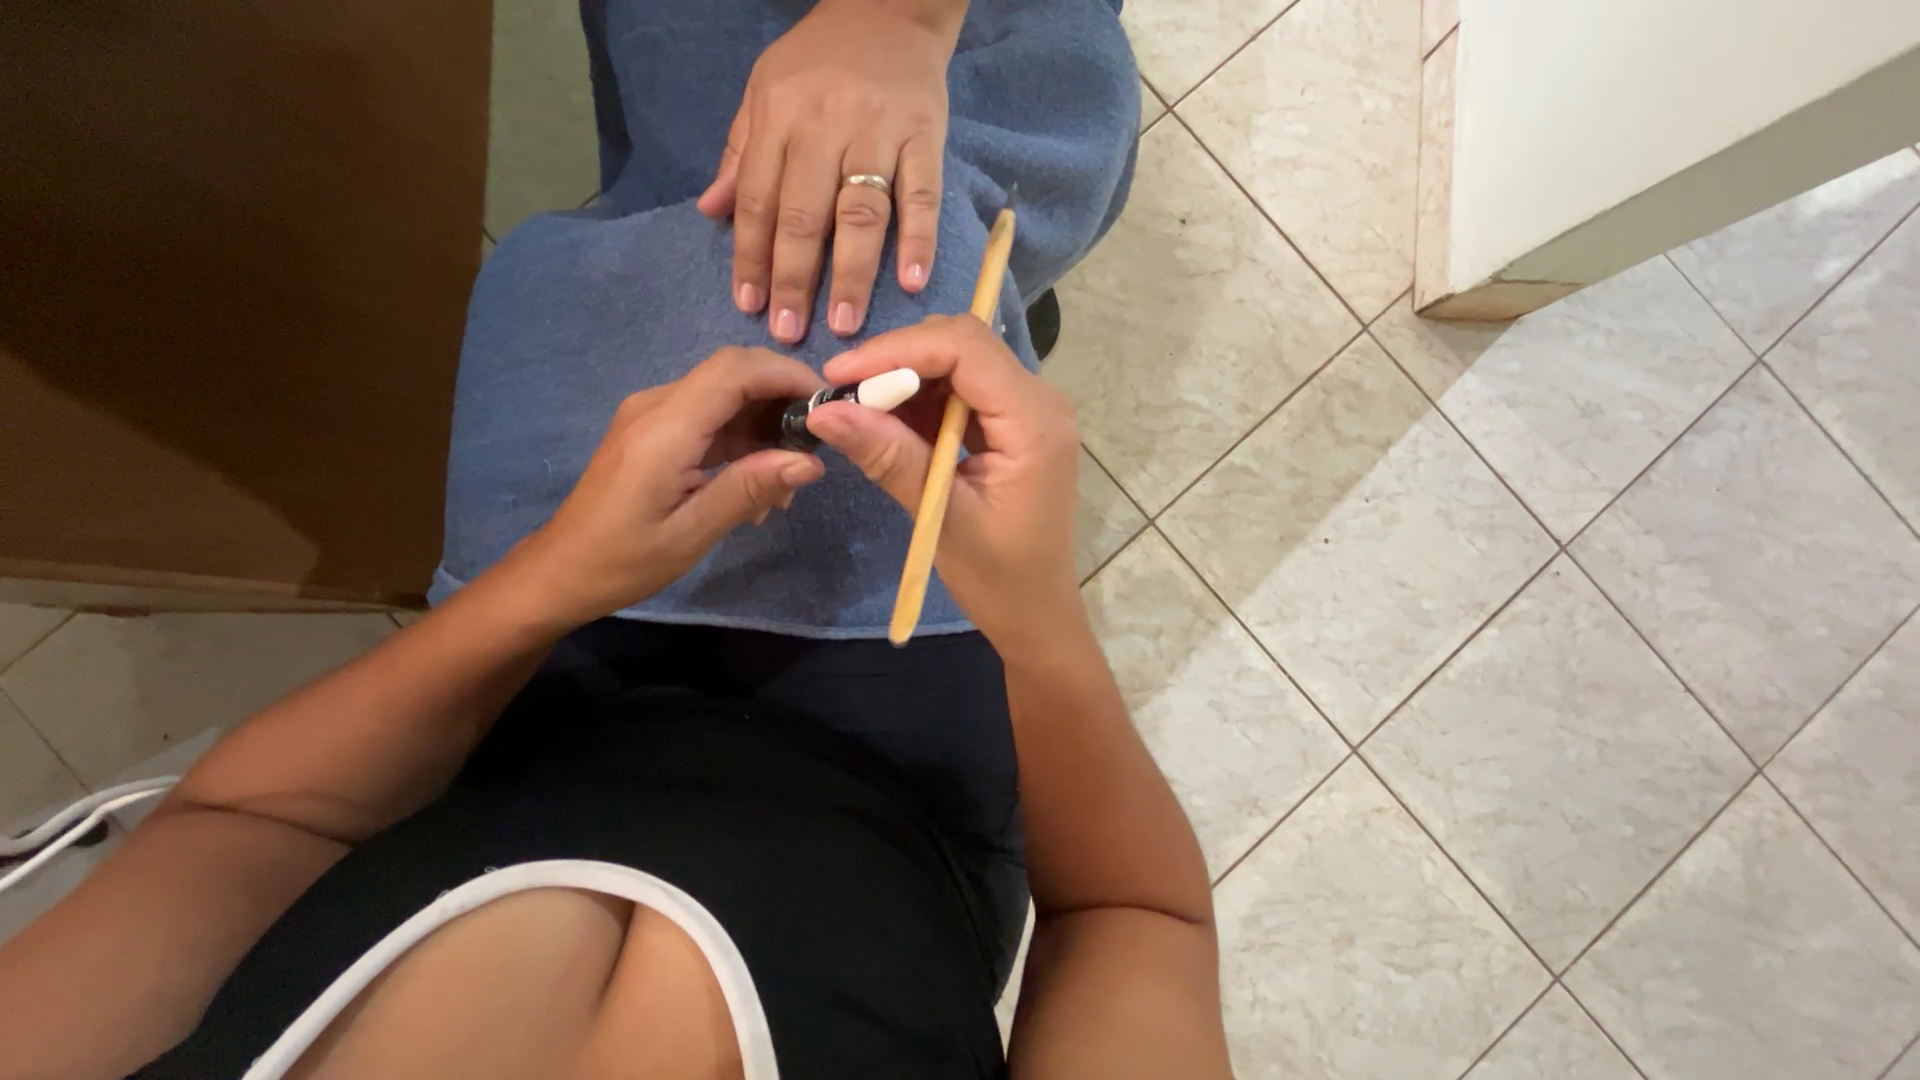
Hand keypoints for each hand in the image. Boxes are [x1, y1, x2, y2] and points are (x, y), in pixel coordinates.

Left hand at [500, 348, 826, 630]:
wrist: (561, 571)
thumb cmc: (624, 560)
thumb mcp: (693, 532)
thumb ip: (750, 489)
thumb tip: (811, 462)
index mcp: (665, 429)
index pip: (736, 370)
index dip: (787, 375)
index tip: (828, 406)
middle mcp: (656, 406)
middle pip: (733, 373)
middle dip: (782, 397)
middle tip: (816, 445)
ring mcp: (652, 414)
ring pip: (725, 393)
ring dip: (765, 422)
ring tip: (787, 476)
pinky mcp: (653, 429)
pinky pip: (710, 415)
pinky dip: (743, 436)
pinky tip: (757, 477)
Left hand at [696, 0, 961, 344]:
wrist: (888, 8)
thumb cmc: (820, 59)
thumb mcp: (764, 90)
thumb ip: (741, 151)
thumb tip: (710, 211)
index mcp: (779, 115)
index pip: (758, 198)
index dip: (751, 255)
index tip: (749, 305)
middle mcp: (825, 125)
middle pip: (804, 215)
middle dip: (794, 278)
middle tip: (790, 331)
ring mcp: (879, 131)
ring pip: (860, 212)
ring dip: (852, 274)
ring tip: (845, 325)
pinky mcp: (925, 136)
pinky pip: (921, 194)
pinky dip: (918, 238)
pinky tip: (912, 281)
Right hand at [804, 316, 1083, 648]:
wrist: (1036, 613)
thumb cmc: (1000, 579)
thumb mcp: (941, 519)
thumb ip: (890, 458)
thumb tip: (823, 411)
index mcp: (1036, 422)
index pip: (965, 349)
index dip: (897, 351)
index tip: (839, 377)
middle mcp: (1040, 401)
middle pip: (963, 345)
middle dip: (897, 361)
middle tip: (842, 395)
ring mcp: (1028, 410)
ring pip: (959, 362)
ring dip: (904, 379)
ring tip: (858, 412)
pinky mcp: (1012, 424)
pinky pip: (962, 390)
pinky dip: (921, 400)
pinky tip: (888, 424)